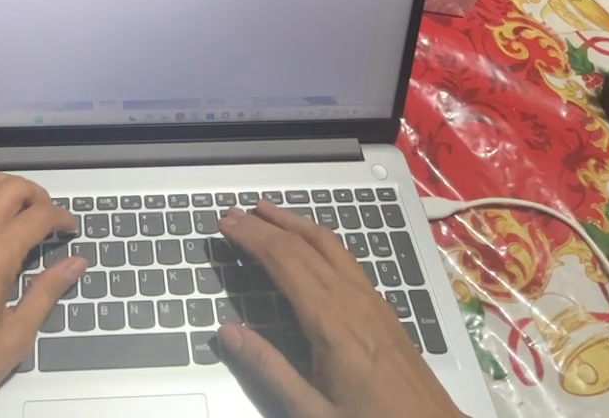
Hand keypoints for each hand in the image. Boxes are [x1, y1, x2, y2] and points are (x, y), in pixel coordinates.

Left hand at [0, 173, 84, 417]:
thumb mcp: (16, 336)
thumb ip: (47, 291)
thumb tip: (76, 263)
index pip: (38, 215)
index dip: (61, 217)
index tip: (71, 229)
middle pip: (10, 188)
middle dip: (37, 195)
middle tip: (50, 217)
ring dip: (3, 186)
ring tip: (19, 206)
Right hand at [217, 203, 463, 417]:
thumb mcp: (314, 412)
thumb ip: (269, 369)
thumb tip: (226, 331)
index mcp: (329, 320)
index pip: (282, 259)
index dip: (251, 236)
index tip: (225, 223)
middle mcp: (350, 297)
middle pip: (301, 243)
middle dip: (264, 224)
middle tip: (233, 213)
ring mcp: (370, 297)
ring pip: (326, 242)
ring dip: (291, 221)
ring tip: (264, 210)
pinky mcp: (382, 305)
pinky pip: (344, 255)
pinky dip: (315, 236)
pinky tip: (306, 241)